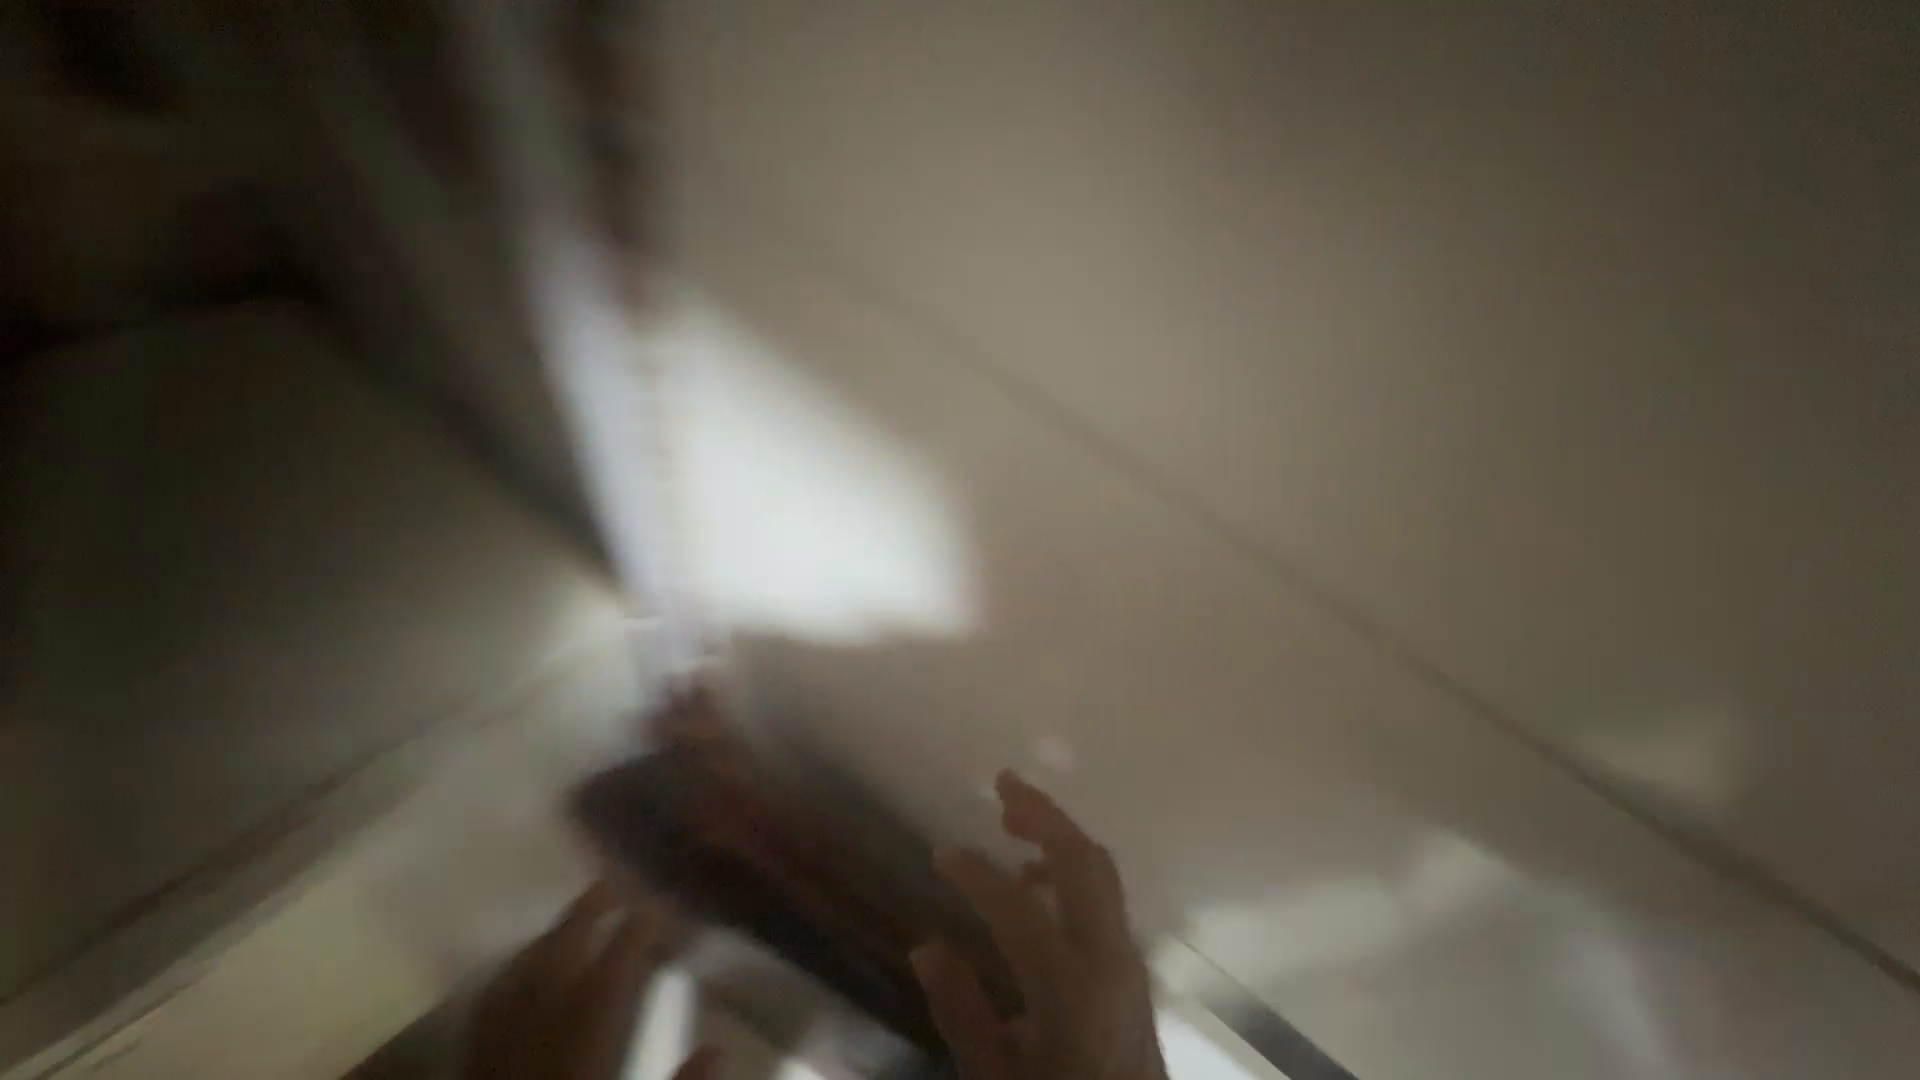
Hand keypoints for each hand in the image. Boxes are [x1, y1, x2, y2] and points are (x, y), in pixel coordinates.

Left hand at [465, 878, 719, 1079]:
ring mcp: (495, 1072)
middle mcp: (531, 1060)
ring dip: (543, 944)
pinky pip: (485, 1021)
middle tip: (611, 881)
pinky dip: (505, 983)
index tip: (654, 905)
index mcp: (579, 1068)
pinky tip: (516, 974)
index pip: (606, 990)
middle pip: (552, 975)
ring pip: (512, 990)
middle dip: (582, 921)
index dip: (631, 942)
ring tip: (571, 915)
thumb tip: (717, 1049)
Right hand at [913, 772, 1168, 1079]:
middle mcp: (1109, 958)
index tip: (941, 855)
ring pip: (1101, 869)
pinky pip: (1105, 894)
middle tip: (1004, 783)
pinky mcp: (1133, 967)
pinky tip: (1038, 881)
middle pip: (1083, 860)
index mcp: (1070, 988)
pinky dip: (1072, 867)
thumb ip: (963, 1013)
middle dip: (1043, 814)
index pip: (1017, 908)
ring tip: (1014, 821)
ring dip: (1060, 833)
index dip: (975, 875)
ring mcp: (1129, 958)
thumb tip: (926, 946)